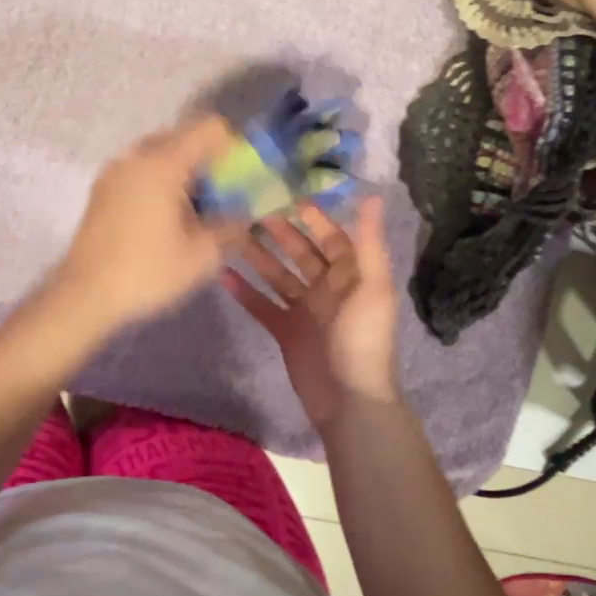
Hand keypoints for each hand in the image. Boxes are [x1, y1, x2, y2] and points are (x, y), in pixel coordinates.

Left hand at [51, 116, 244, 330]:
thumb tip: (246, 211)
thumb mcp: (202, 255)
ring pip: (161, 153)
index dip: (232, 147)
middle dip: (208, 162)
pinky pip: (141, 168)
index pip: (209, 128)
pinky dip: (160, 181)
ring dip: (183, 172)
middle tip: (220, 199)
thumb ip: (233, 225)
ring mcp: (115, 169)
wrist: (84, 295)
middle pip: (184, 137)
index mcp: (163, 162)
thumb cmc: (147, 271)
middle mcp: (136, 155)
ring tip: (192, 212)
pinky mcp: (102, 187)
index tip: (239, 179)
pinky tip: (164, 218)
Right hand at [224, 197, 400, 427]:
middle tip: (250, 207)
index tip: (287, 194)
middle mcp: (327, 288)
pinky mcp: (285, 331)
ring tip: (230, 233)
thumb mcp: (372, 287)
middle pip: (300, 252)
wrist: (349, 401)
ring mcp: (304, 310)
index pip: (331, 236)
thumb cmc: (363, 339)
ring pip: (277, 275)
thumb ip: (369, 241)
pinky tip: (222, 273)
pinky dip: (244, 291)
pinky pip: (262, 305)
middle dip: (279, 230)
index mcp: (350, 275)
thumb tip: (371, 195)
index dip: (313, 216)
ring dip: (257, 255)